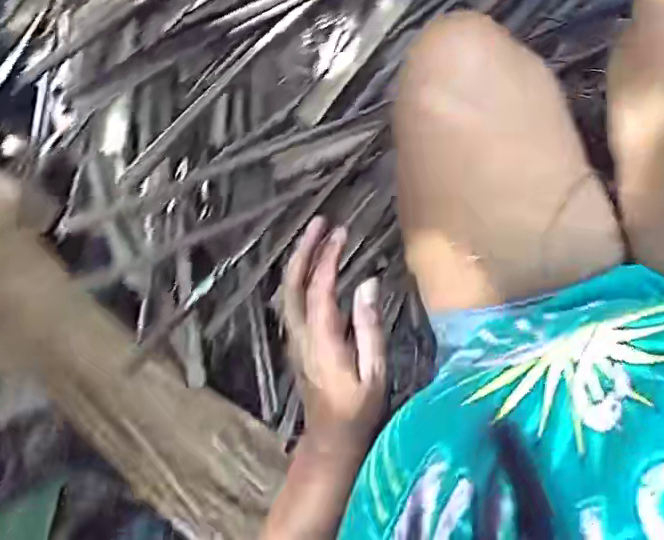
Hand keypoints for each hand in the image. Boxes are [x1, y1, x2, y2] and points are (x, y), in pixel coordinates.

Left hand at [281, 218, 386, 457]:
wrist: (330, 442)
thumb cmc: (358, 410)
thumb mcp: (374, 373)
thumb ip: (370, 327)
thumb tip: (368, 282)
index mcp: (322, 342)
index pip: (319, 289)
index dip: (328, 258)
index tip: (342, 231)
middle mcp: (301, 335)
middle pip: (293, 284)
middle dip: (304, 250)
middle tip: (320, 221)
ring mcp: (295, 338)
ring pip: (289, 290)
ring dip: (301, 258)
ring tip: (317, 233)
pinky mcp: (297, 341)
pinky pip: (293, 298)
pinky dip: (301, 273)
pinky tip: (314, 262)